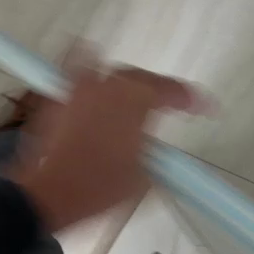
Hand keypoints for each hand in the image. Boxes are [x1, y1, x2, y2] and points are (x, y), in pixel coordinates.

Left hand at [9, 47, 202, 232]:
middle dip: (156, 92)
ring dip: (124, 83)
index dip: (192, 100)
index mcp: (135, 102)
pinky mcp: (56, 97)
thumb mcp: (143, 178)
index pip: (171, 91)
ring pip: (109, 74)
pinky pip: (72, 67)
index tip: (205, 109)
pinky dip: (84, 62)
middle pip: (139, 80)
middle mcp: (108, 86)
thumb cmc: (98, 189)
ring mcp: (79, 88)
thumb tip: (155, 148)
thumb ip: (155, 154)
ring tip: (132, 97)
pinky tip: (89, 59)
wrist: (47, 194)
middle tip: (169, 107)